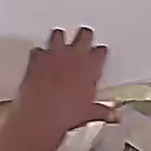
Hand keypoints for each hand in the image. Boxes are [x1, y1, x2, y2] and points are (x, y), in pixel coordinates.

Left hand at [3, 28, 111, 149]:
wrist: (42, 114)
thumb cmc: (69, 112)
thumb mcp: (90, 113)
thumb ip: (103, 111)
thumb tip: (113, 116)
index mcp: (91, 66)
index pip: (100, 51)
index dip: (100, 53)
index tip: (99, 55)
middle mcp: (74, 55)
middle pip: (84, 34)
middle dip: (84, 36)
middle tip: (84, 40)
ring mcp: (54, 54)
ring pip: (58, 34)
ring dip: (60, 38)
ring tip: (60, 42)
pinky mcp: (37, 58)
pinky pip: (38, 49)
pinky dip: (40, 54)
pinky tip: (40, 59)